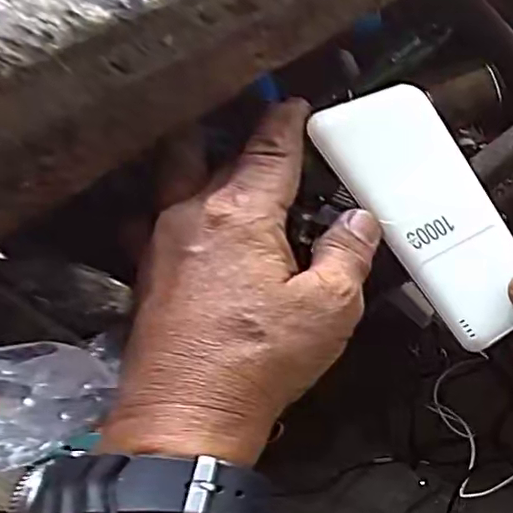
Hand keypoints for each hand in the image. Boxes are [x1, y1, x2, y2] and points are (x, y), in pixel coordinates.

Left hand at [103, 100, 382, 463]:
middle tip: (252, 119)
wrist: (193, 407)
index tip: (293, 106)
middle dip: (232, 131)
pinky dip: (181, 203)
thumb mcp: (331, 305)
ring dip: (201, 160)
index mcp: (238, 218)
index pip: (267, 154)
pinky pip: (162, 218)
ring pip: (178, 181)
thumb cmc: (260, 358)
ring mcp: (161, 245)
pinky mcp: (152, 274)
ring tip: (221, 156)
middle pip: (208, 155)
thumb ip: (347, 254)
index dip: (285, 125)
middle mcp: (188, 219)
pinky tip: (195, 219)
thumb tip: (360, 222)